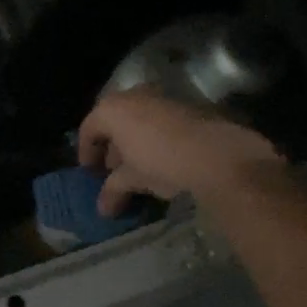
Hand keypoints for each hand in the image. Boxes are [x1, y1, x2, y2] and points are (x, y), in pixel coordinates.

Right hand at [78, 91, 285, 215]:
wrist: (220, 155)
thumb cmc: (162, 163)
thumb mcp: (133, 179)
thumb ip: (114, 189)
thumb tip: (103, 209)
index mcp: (114, 109)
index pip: (89, 128)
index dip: (86, 152)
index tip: (89, 173)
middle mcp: (137, 96)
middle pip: (115, 121)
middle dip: (112, 147)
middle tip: (112, 171)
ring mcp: (166, 100)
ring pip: (141, 121)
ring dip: (136, 144)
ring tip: (138, 171)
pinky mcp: (192, 108)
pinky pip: (164, 124)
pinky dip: (158, 141)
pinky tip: (165, 164)